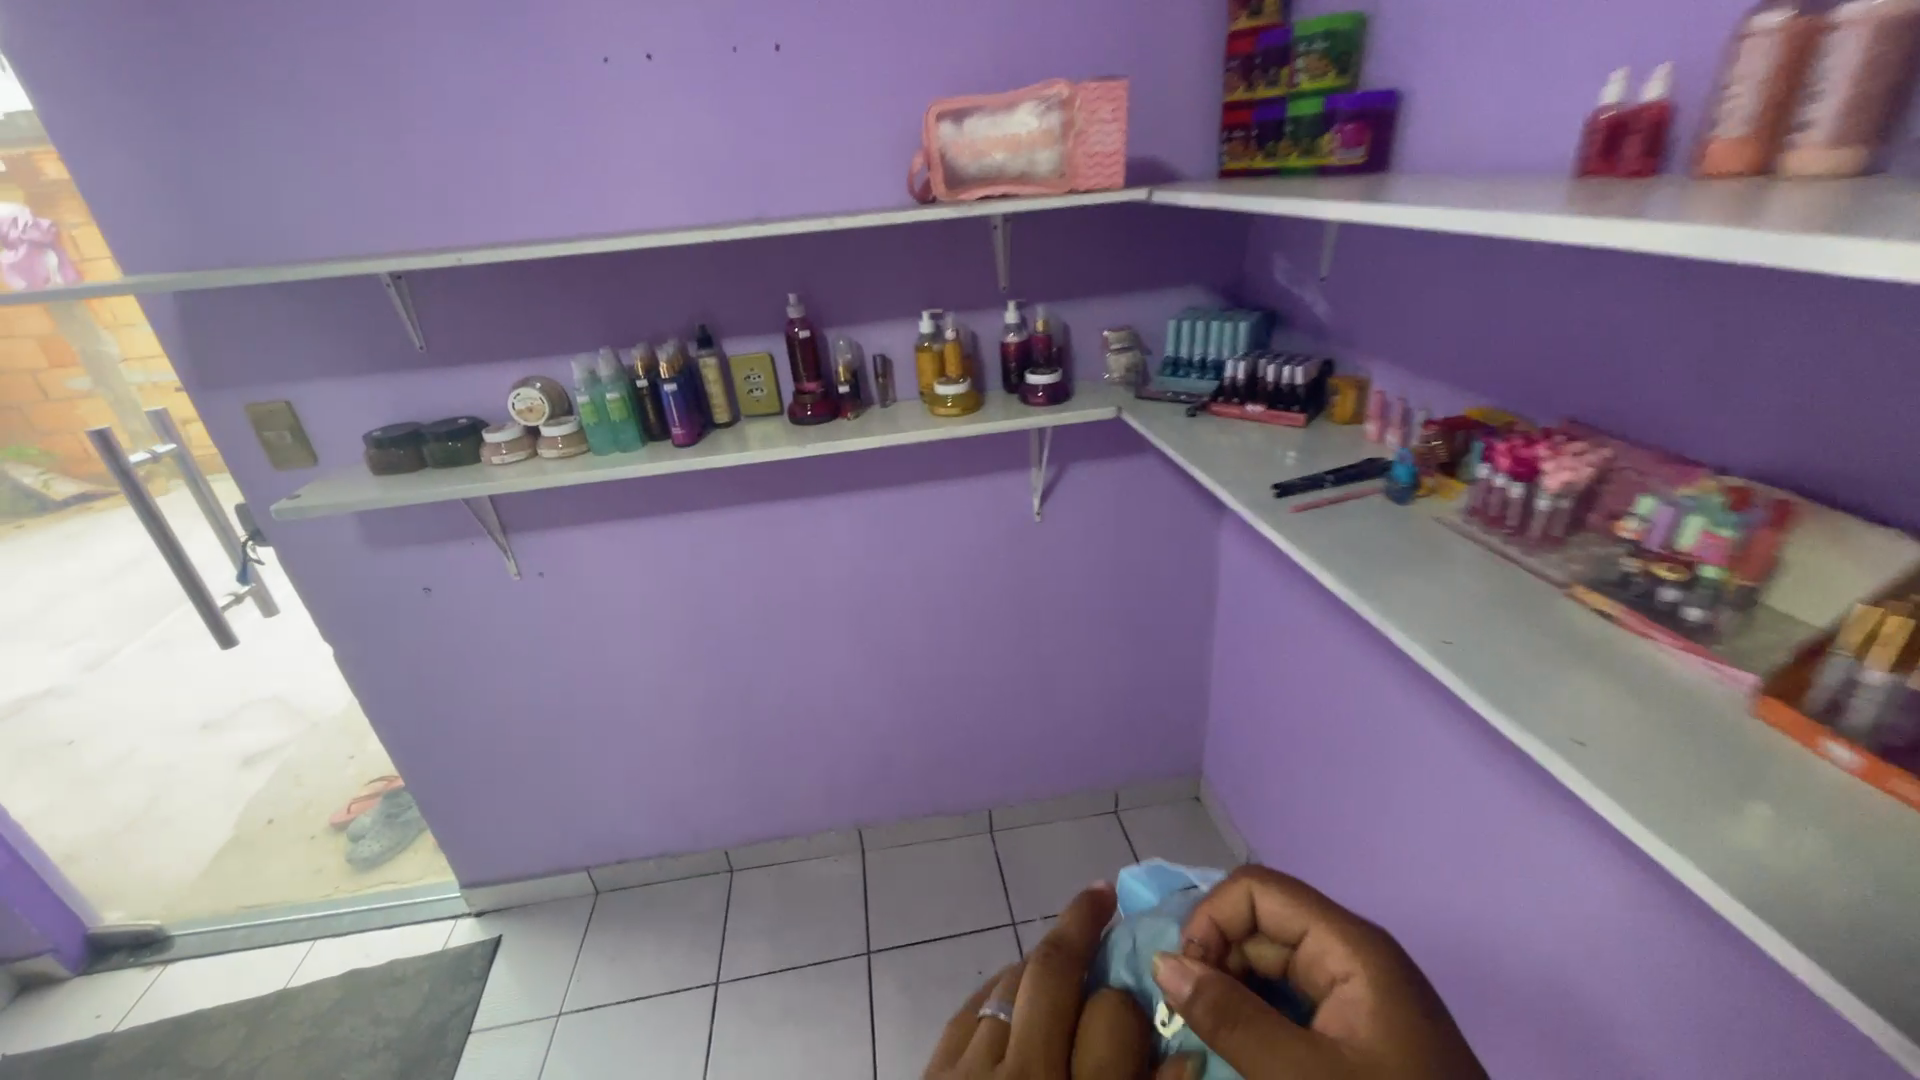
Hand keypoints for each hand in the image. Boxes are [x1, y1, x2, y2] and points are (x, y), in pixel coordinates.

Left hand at [924, 883, 1194, 1079]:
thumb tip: (1185, 1059)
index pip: (1114, 1018)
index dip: (1133, 999)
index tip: (1142, 988)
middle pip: (1052, 975)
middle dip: (1080, 924)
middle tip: (1101, 896)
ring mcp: (967, 1075)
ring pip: (1009, 983)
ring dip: (1038, 960)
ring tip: (1062, 944)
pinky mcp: (930, 1078)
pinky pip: (970, 1009)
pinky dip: (997, 991)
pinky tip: (1012, 986)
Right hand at [1151, 865, 1486, 1079]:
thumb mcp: (1305, 1078)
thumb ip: (1232, 1018)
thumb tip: (1162, 961)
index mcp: (1349, 946)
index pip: (1256, 891)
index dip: (1210, 921)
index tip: (1184, 981)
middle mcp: (1351, 956)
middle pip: (1260, 925)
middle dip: (1214, 961)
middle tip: (1188, 1019)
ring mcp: (1355, 995)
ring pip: (1269, 966)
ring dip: (1229, 993)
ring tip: (1206, 1038)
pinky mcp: (1356, 1033)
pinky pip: (1289, 1004)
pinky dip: (1255, 1020)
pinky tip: (1238, 1052)